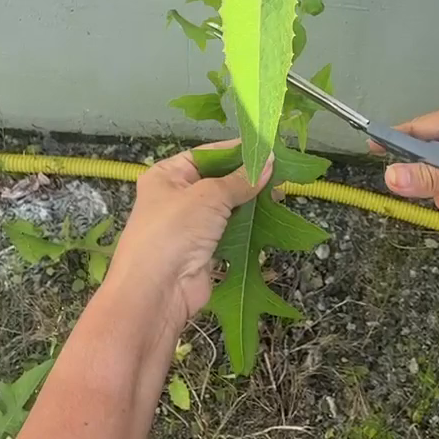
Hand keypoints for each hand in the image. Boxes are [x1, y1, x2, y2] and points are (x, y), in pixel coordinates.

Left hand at [105, 142, 272, 330]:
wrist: (158, 290)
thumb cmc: (174, 230)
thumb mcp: (209, 195)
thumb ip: (241, 179)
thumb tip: (269, 160)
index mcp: (167, 176)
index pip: (205, 155)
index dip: (235, 151)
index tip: (266, 148)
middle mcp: (176, 198)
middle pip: (218, 181)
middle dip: (247, 178)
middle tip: (281, 173)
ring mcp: (191, 226)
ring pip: (227, 207)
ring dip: (251, 202)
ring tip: (281, 193)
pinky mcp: (204, 250)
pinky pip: (230, 231)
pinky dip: (248, 225)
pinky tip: (270, 218)